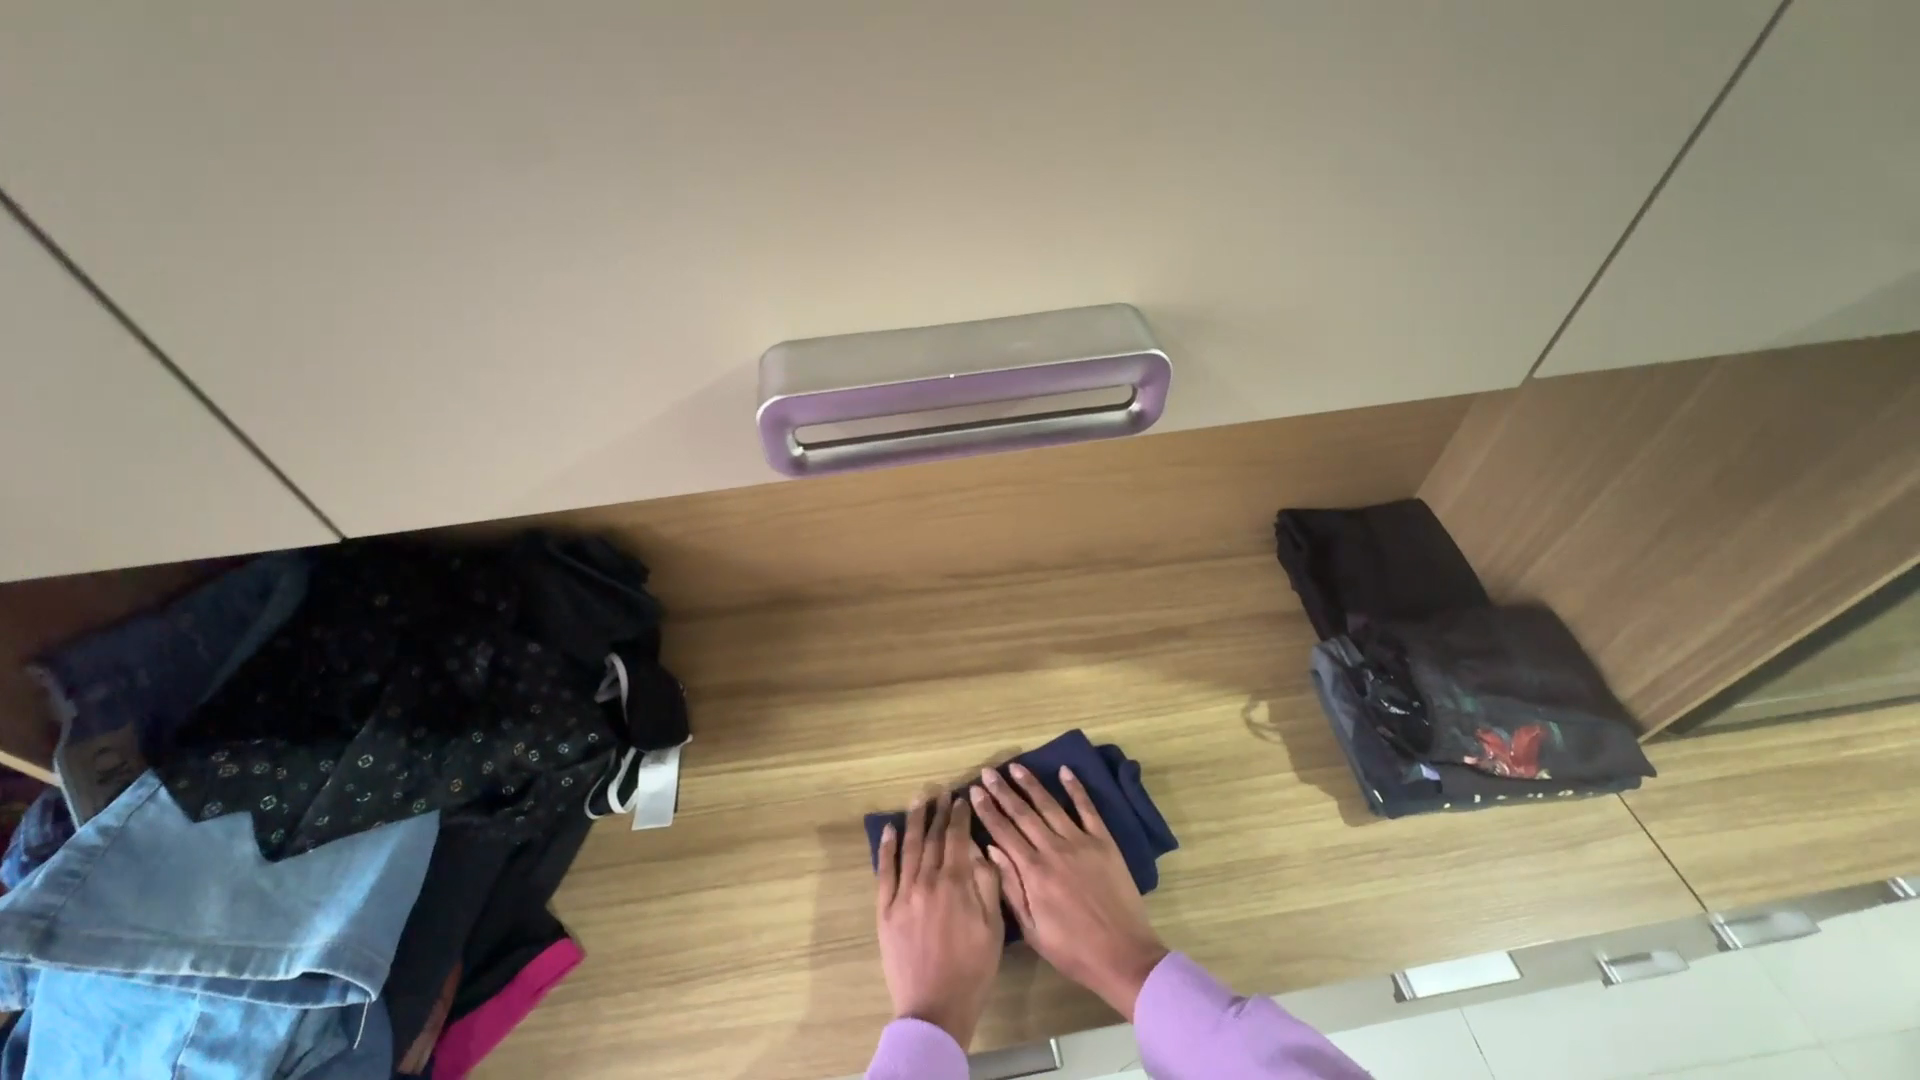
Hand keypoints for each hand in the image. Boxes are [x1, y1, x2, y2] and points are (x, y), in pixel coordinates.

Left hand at [875, 793, 1004, 1046]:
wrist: (935, 1006)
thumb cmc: (973, 970)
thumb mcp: (994, 928)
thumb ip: (988, 885)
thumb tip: (981, 851)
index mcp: (957, 884)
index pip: (958, 839)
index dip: (959, 817)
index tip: (961, 799)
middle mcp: (927, 881)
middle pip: (932, 839)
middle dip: (938, 813)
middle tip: (941, 792)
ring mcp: (903, 895)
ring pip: (908, 848)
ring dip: (914, 821)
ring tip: (919, 800)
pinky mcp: (885, 910)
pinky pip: (885, 872)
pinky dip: (887, 848)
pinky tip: (889, 830)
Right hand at [971, 764, 1168, 1020]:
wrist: (1123, 955)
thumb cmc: (1072, 950)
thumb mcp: (1032, 929)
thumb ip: (1010, 886)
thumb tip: (990, 849)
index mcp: (1033, 872)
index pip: (1003, 832)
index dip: (987, 810)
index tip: (974, 792)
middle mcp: (1054, 849)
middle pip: (1023, 813)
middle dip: (1003, 791)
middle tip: (988, 771)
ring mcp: (1081, 842)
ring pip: (1050, 806)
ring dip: (1031, 784)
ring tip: (1015, 767)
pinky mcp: (1104, 842)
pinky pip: (1087, 809)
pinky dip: (1075, 788)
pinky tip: (1065, 771)